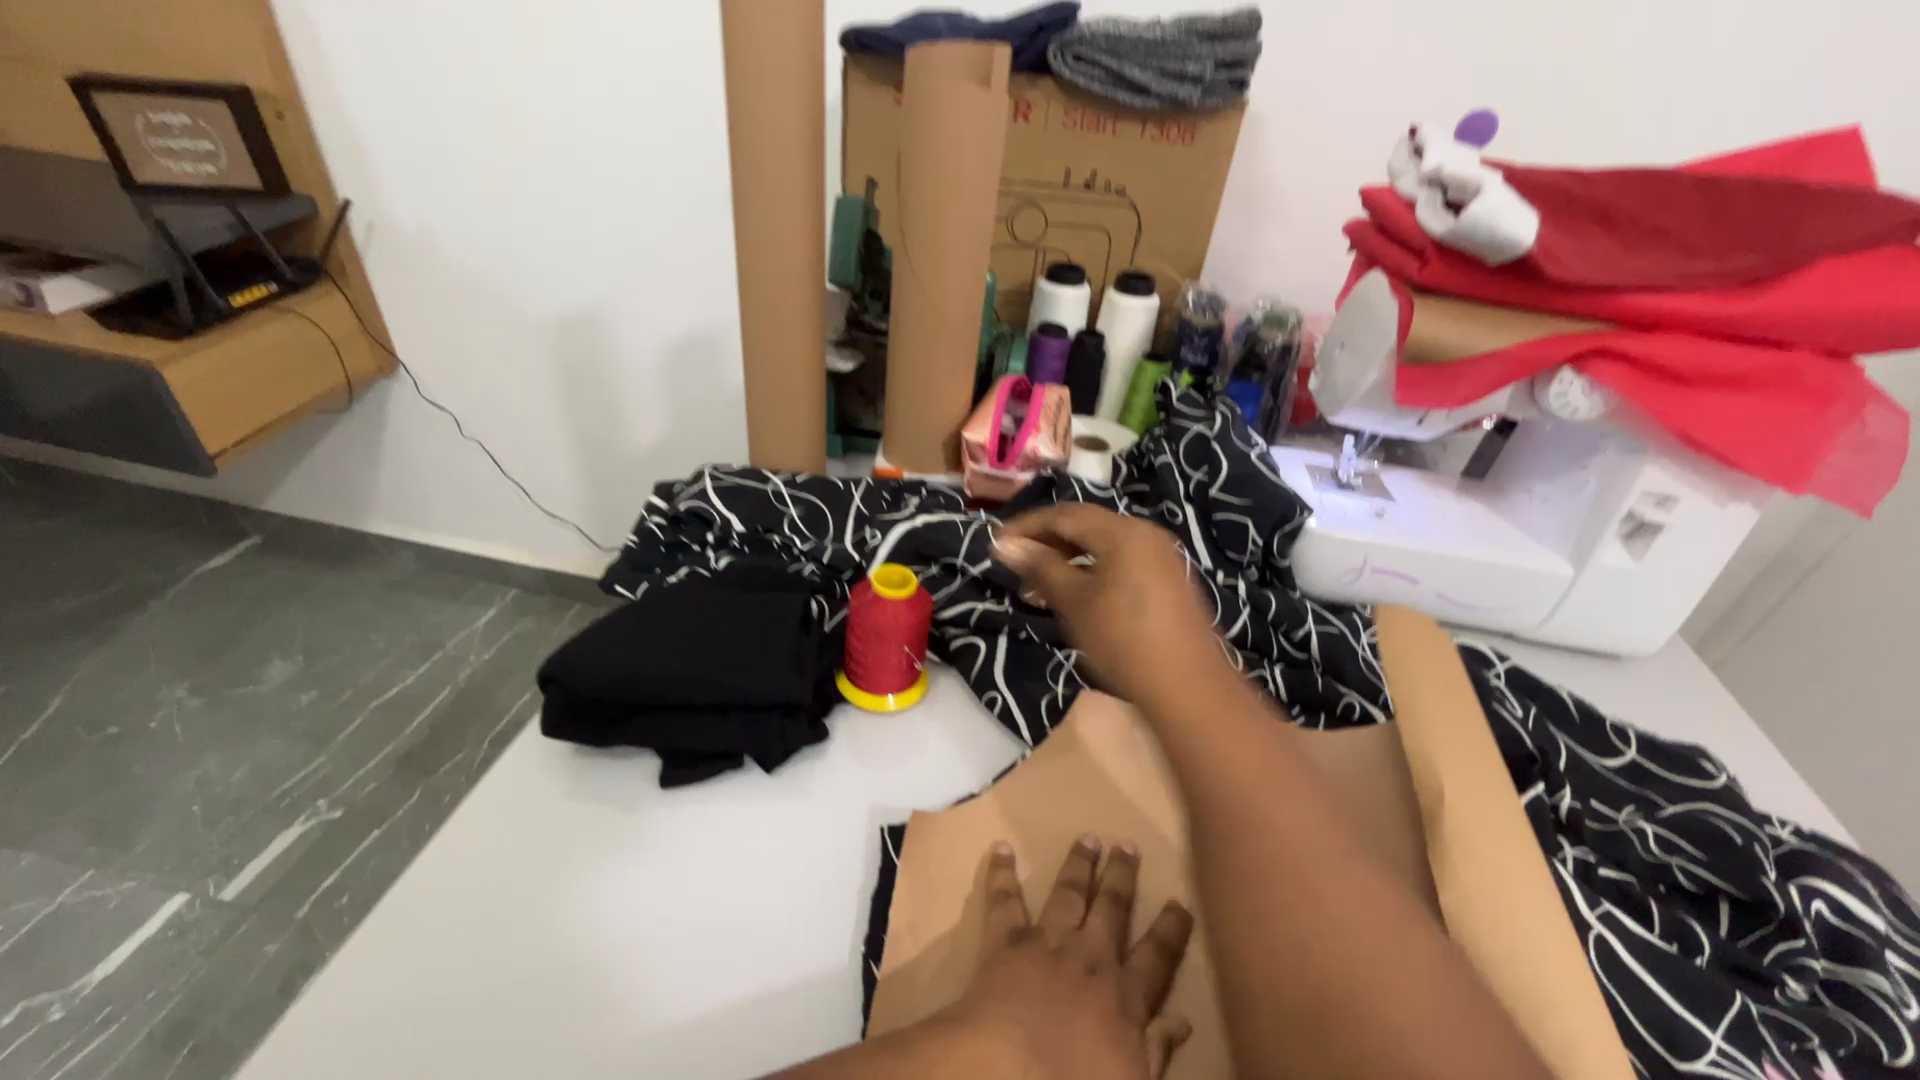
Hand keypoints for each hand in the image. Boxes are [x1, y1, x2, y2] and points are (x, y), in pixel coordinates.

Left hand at [947, 837, 1194, 1079]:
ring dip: (1078, 864)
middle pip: (1112, 909)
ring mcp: (1047, 944)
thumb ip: (1156, 1050)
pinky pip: (1003, 902)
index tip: (1180, 901)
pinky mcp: (1005, 943)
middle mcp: (1089, 958)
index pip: (1157, 957)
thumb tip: (1181, 1022)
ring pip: (1068, 893)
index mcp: (1123, 996)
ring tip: (1087, 838)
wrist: (1007, 1072)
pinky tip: (1001, 849)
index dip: (1170, 929)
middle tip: (1128, 846)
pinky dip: (1001, 873)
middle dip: (1122, 876)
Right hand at [993, 505, 1223, 707]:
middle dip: (1047, 543)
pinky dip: (1092, 572)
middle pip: (1086, 526)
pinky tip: (1075, 599)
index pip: (1065, 514)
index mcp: (1124, 531)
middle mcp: (1146, 534)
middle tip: (1015, 568)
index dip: (1027, 526)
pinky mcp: (1168, 582)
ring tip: (1037, 590)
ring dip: (1068, 561)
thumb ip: (1041, 567)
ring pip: (1104, 546)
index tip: (995, 544)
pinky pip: (1121, 563)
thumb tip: (1006, 544)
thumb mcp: (1074, 602)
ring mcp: (1162, 558)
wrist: (1189, 688)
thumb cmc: (1124, 641)